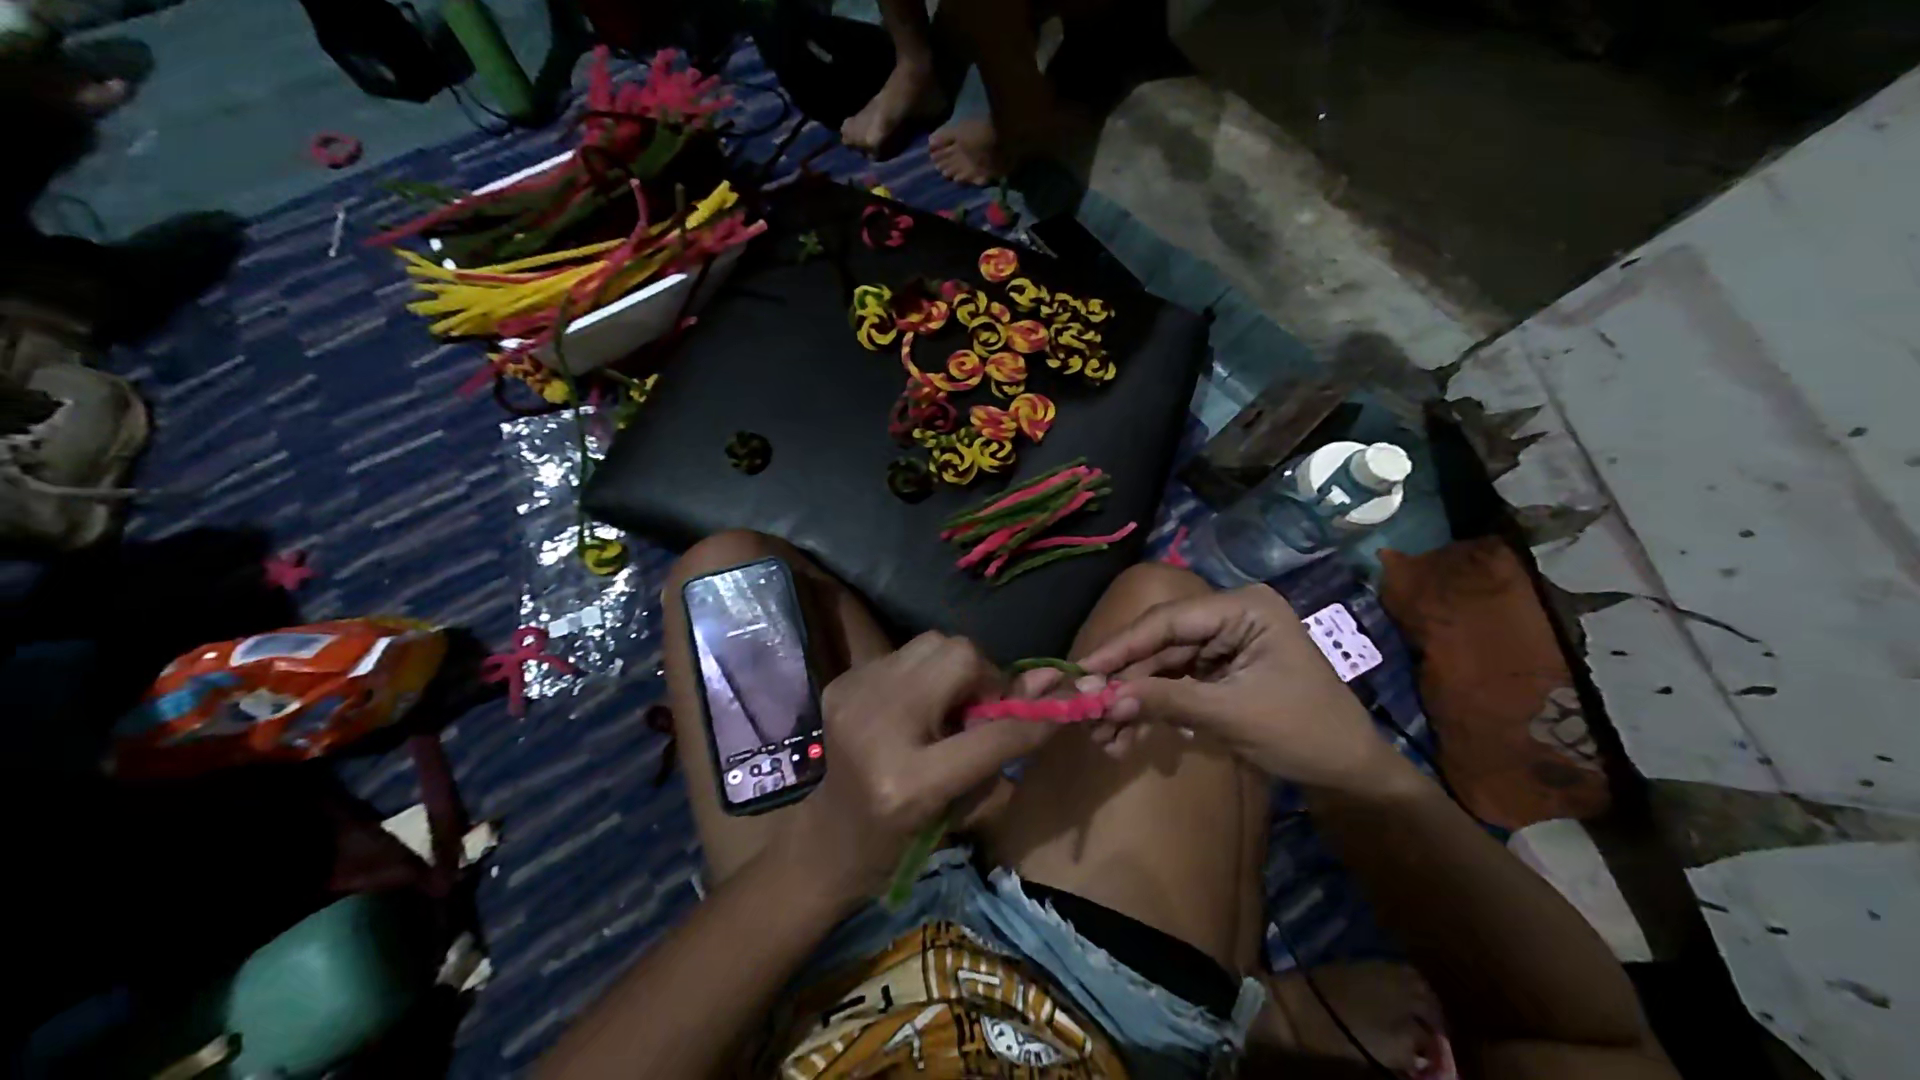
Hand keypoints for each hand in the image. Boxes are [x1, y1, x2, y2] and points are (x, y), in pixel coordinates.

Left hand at [781, 632, 1055, 897]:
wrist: (832, 833)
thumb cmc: (906, 837)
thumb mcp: (964, 804)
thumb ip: (1006, 744)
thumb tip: (1052, 685)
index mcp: (909, 782)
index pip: (992, 735)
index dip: (1032, 718)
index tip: (1058, 705)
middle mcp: (877, 726)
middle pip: (958, 656)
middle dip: (985, 676)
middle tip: (982, 707)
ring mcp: (854, 696)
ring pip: (933, 642)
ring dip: (955, 668)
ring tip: (948, 704)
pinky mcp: (841, 681)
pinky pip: (905, 653)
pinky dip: (924, 673)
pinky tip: (915, 705)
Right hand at [1077, 585, 1403, 792]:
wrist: (1350, 772)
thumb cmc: (1304, 732)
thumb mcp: (1230, 715)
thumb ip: (1165, 700)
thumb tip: (1105, 701)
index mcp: (1243, 609)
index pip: (1167, 621)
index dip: (1120, 646)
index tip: (1081, 670)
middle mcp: (1229, 617)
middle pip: (1160, 643)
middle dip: (1124, 681)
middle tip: (1086, 710)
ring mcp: (1223, 643)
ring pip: (1161, 665)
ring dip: (1133, 699)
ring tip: (1105, 736)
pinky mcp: (1219, 669)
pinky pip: (1175, 682)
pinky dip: (1153, 706)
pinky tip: (1129, 734)